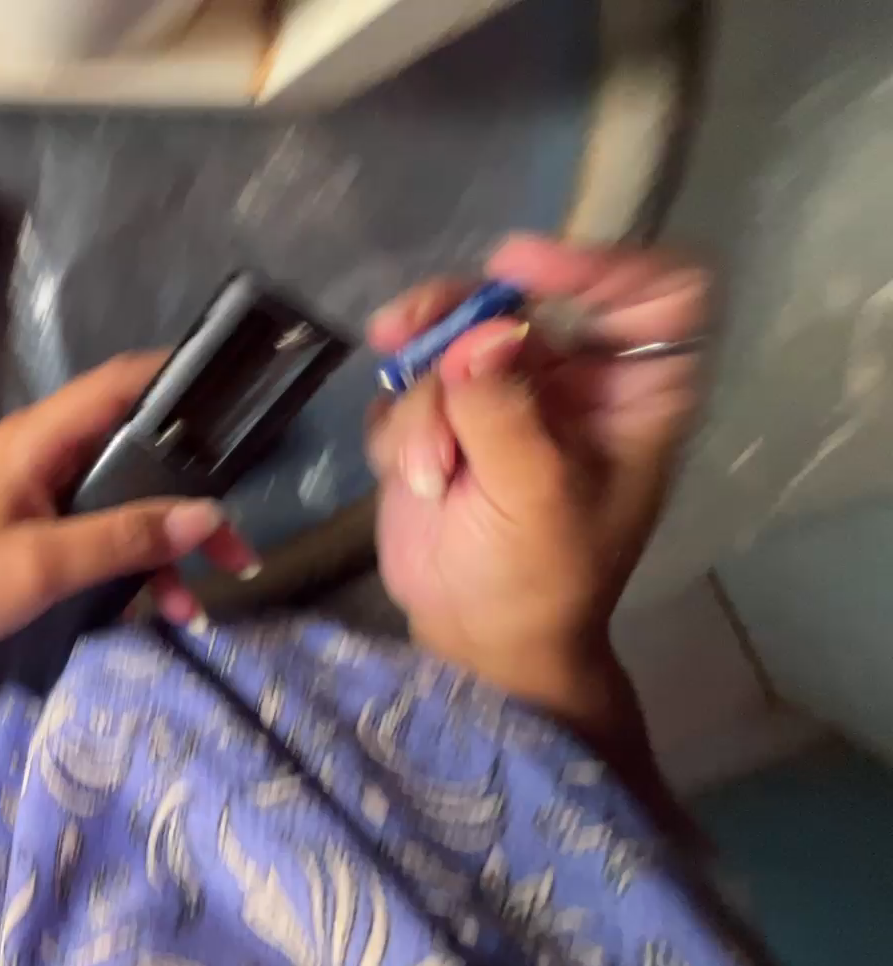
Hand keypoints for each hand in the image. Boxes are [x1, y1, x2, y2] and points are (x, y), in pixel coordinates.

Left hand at [0, 353, 255, 671]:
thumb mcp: (43, 565)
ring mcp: (42, 491)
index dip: (178, 378)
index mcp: (37, 439)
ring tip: (217, 583)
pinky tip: (164, 605)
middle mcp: (45, 453)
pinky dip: (134, 562)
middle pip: (135, 450)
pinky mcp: (40, 525)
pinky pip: (101, 531)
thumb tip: (208, 516)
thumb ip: (123, 538)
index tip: (240, 395)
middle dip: (191, 493)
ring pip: (125, 499)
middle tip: (238, 538)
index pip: (117, 383)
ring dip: (168, 541)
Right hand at [366, 234, 705, 718]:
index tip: (517, 268)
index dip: (593, 264)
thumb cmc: (537, 574)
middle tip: (398, 329)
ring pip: (438, 358)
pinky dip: (392, 435)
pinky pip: (399, 397)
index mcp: (628, 392)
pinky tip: (407, 475)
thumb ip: (505, 413)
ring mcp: (487, 404)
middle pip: (511, 308)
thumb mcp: (534, 495)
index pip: (646, 293)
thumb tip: (481, 337)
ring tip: (425, 476)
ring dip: (418, 416)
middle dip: (449, 320)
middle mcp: (561, 385)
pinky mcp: (430, 428)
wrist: (470, 629)